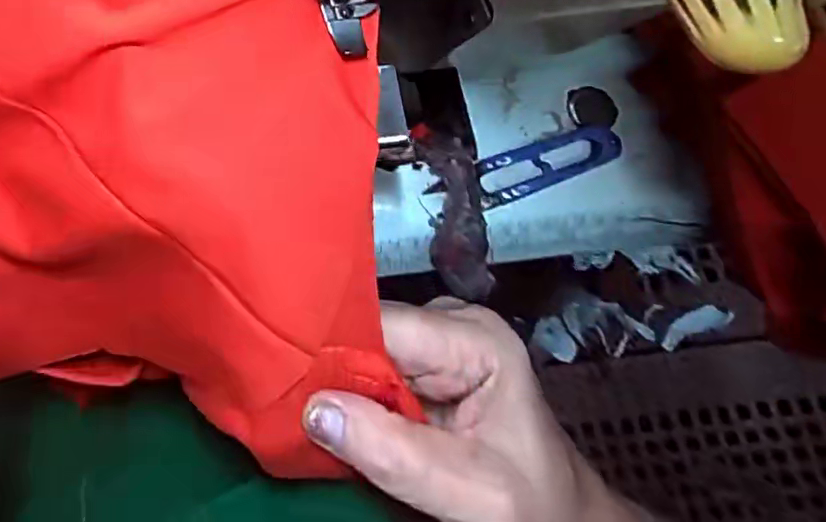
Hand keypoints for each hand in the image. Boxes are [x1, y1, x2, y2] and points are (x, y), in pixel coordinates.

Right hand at [303, 298, 645, 521]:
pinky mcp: (420, 363)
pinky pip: (368, 367)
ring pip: (361, 348)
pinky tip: (330, 410)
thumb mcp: (478, 496)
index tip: (290, 378)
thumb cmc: (537, 511)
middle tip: (288, 396)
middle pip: (368, 332)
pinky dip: (347, 392)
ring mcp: (432, 340)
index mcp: (474, 337)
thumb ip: (399, 456)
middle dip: (331, 367)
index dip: (335, 350)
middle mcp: (449, 322)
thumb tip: (314, 409)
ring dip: (334, 381)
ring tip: (302, 405)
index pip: (384, 327)